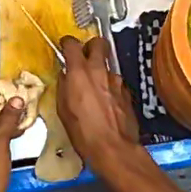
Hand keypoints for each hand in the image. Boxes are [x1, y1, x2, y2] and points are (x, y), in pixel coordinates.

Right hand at [56, 36, 142, 170]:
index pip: (72, 44)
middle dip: (91, 46)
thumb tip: (65, 77)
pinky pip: (116, 83)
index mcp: (79, 73)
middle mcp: (99, 71)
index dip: (67, 42)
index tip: (65, 46)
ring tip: (94, 89)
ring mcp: (116, 81)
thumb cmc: (82, 132)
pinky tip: (106, 102)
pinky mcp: (127, 93)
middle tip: (85, 56)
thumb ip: (63, 87)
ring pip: (108, 66)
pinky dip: (109, 87)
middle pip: (99, 43)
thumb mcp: (63, 110)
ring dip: (100, 72)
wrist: (113, 148)